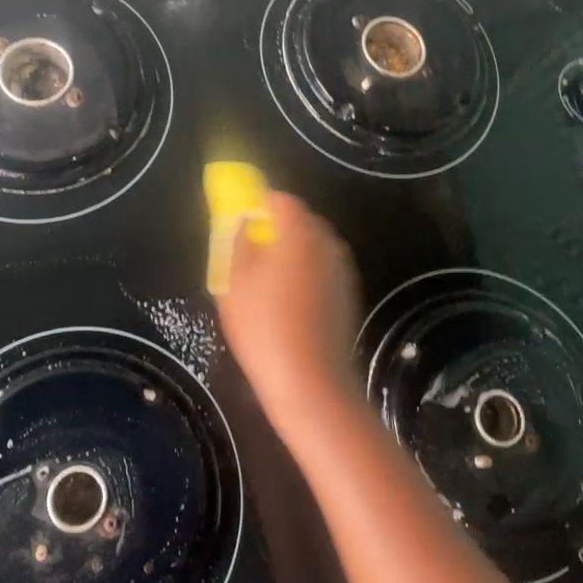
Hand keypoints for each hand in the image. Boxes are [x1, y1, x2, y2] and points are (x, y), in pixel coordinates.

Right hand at [213, 192, 364, 432]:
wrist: (310, 382)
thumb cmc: (264, 328)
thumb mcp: (234, 282)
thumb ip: (238, 242)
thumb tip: (245, 222)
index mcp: (299, 233)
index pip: (281, 200)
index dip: (259, 203)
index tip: (240, 218)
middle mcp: (327, 244)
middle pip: (301, 221)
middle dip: (276, 227)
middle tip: (250, 249)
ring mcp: (342, 270)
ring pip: (314, 247)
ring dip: (292, 252)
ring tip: (266, 279)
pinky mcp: (348, 296)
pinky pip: (322, 270)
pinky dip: (306, 274)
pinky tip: (287, 302)